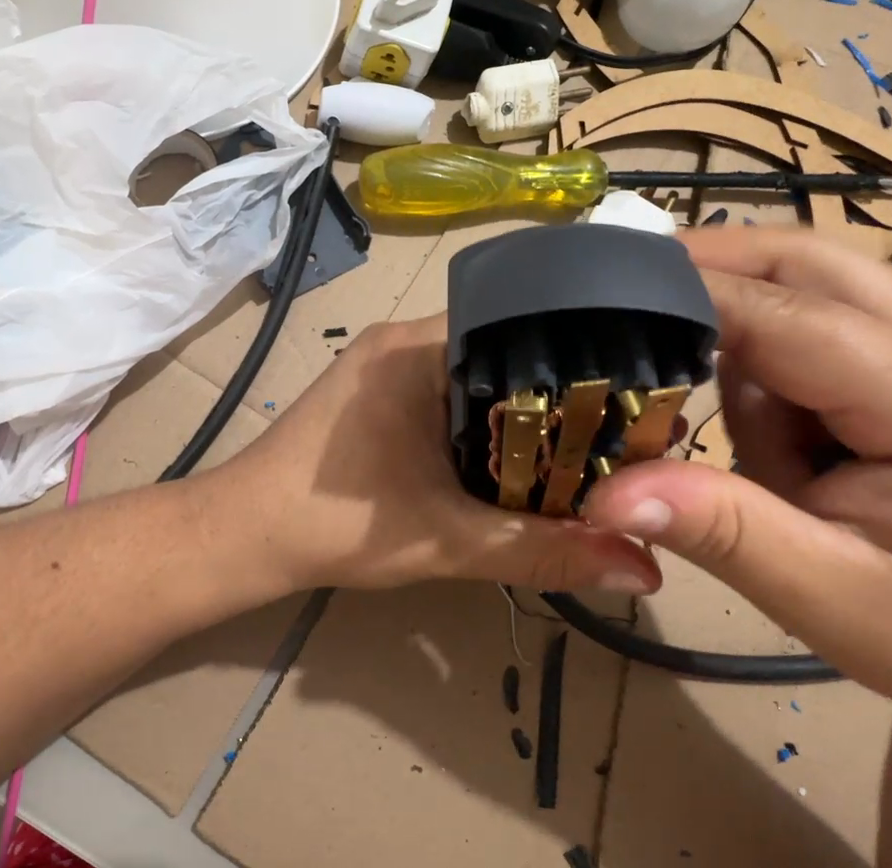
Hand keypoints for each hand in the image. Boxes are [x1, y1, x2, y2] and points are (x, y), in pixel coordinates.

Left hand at [199, 314, 661, 593]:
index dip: (582, 357)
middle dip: (558, 390)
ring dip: (519, 408)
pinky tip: (516, 456)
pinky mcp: (373, 392)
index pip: (522, 323)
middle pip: (503, 348)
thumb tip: (645, 567)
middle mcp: (401, 339)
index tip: (632, 395)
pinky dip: (483, 418)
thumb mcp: (448, 540)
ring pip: (476, 372)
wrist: (246, 532)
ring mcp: (382, 363)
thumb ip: (545, 549)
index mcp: (417, 348)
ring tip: (583, 445)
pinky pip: (447, 388)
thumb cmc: (337, 524)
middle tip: (620, 430)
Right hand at [583, 228, 891, 739]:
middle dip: (711, 267)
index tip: (596, 284)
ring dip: (741, 339)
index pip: (792, 317)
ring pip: (806, 294)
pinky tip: (779, 448)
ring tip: (742, 444)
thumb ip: (719, 530)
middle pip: (808, 264)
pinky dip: (767, 369)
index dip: (690, 293)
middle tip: (617, 292)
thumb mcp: (828, 598)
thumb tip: (602, 494)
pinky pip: (816, 338)